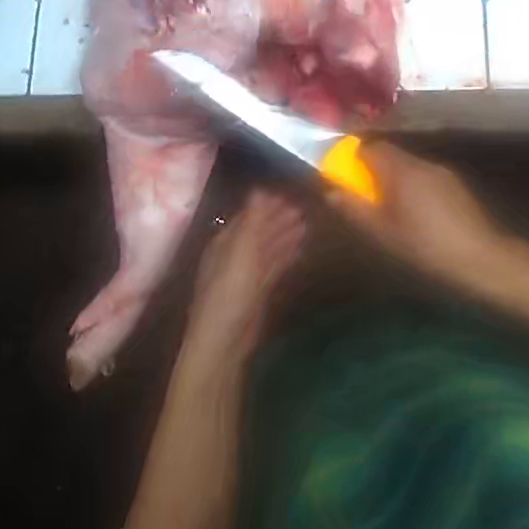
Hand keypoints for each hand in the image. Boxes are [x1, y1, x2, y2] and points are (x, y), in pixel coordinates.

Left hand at [183, 189, 306, 358]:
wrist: (225, 339)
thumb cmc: (230, 291)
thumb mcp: (242, 252)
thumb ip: (252, 222)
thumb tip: (259, 189)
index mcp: (224, 243)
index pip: (246, 217)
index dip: (265, 206)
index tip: (286, 194)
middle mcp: (233, 255)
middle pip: (257, 232)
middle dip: (276, 219)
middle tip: (300, 206)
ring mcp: (245, 275)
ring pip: (267, 249)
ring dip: (283, 235)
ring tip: (304, 221)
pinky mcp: (257, 292)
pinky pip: (273, 266)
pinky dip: (285, 254)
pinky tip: (298, 247)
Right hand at [324, 142, 528, 297]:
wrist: (485, 262)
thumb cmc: (426, 246)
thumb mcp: (381, 233)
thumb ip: (353, 209)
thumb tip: (330, 191)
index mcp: (400, 169)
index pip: (369, 147)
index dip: (352, 158)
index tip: (344, 177)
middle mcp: (422, 163)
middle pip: (389, 155)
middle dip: (371, 170)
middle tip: (363, 197)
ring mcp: (443, 174)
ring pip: (407, 167)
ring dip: (393, 180)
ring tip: (388, 209)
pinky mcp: (457, 188)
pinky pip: (424, 178)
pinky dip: (412, 189)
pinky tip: (416, 216)